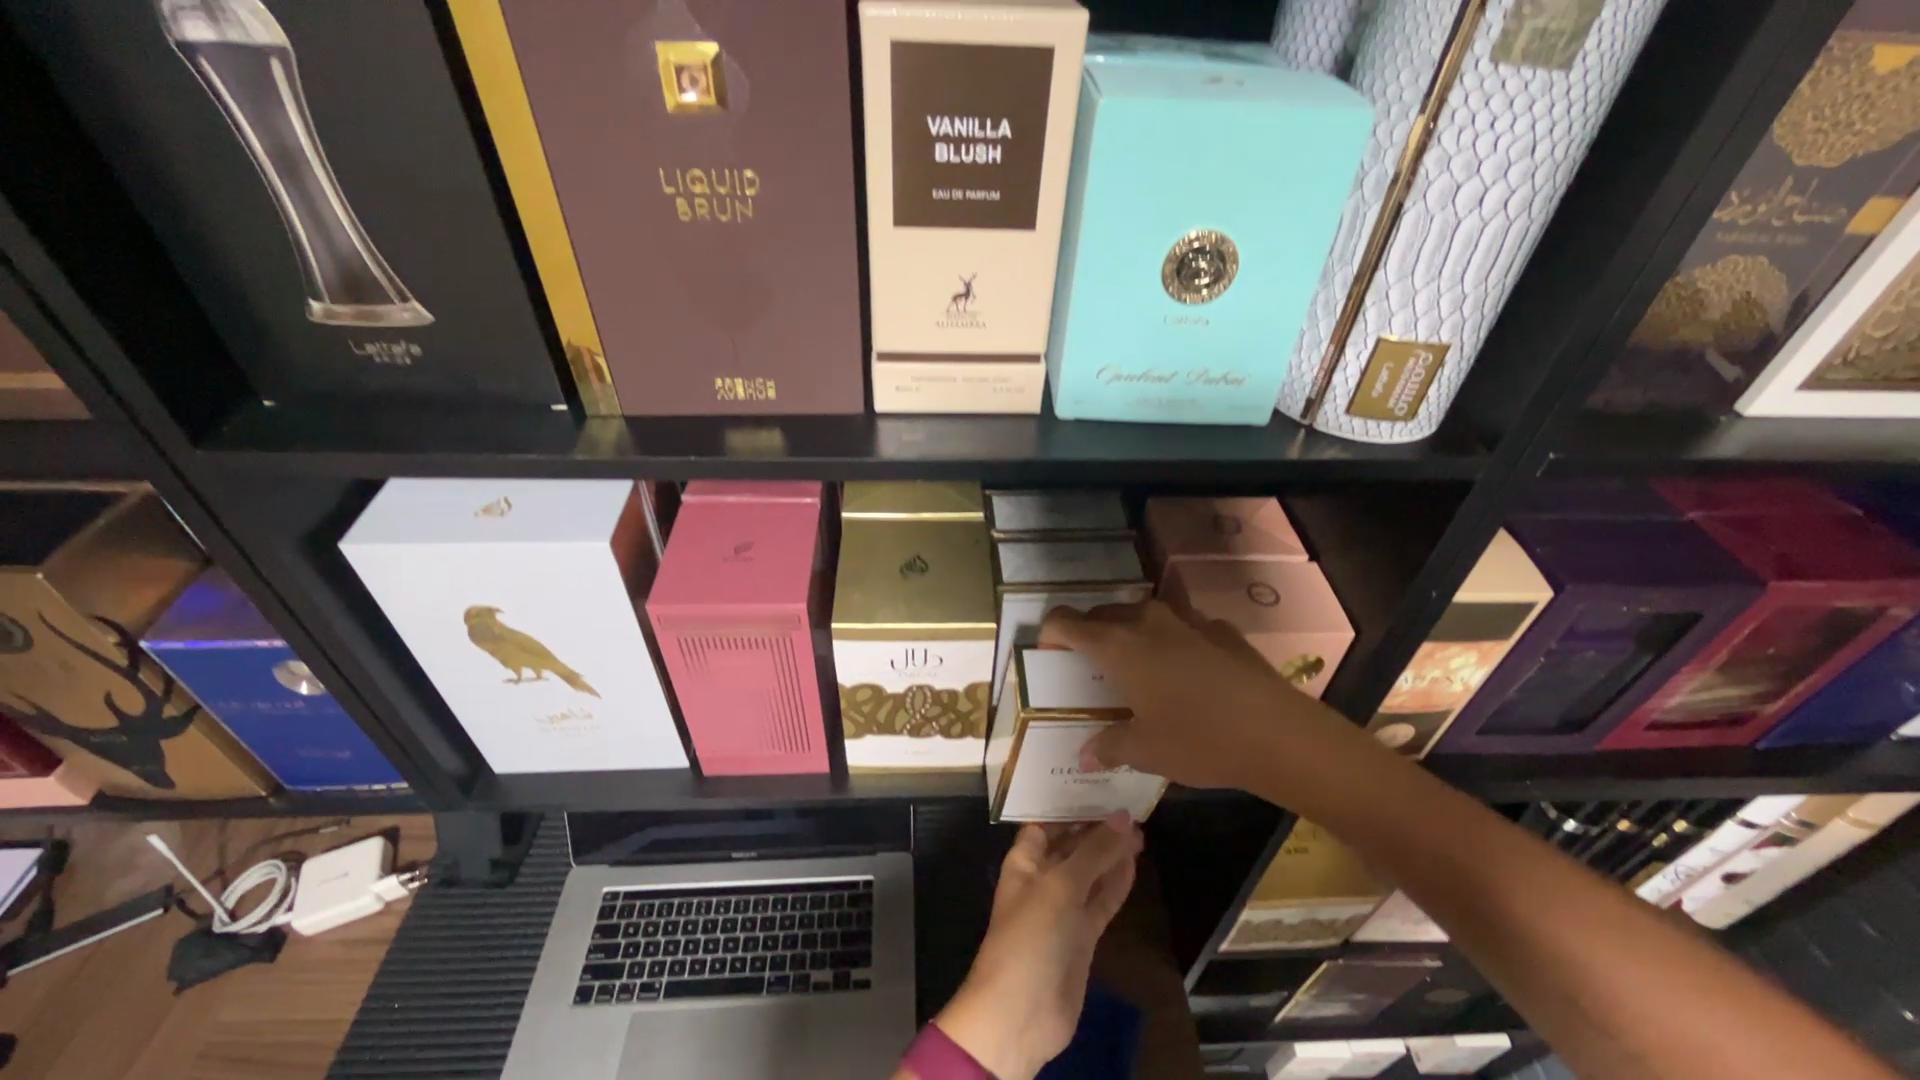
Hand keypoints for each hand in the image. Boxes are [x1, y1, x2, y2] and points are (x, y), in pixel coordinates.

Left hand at [932, 815, 1141, 1079]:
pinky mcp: (1082, 935)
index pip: (1046, 823)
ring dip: (1111, 852)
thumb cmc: (1030, 938)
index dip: (1068, 804)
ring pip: (1090, 872)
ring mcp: (1063, 909)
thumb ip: (1094, 852)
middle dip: (1096, 826)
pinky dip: (1116, 881)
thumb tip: (1124, 817)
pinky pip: (1101, 899)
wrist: (1022, 1012)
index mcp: (1024, 862)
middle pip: (1071, 845)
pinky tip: (1134, 861)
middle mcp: (1043, 880)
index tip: (1098, 783)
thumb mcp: (1061, 887)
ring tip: (1140, 828)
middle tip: (1130, 803)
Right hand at [1039, 600, 1371, 792]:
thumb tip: (1087, 754)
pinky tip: (1187, 674)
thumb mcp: (1146, 751)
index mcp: (1120, 646)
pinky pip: (1184, 628)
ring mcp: (1190, 621)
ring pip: (1146, 615)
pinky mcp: (1223, 630)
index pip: (1069, 622)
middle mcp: (1149, 622)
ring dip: (1133, 633)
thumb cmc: (1199, 740)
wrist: (1278, 733)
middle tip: (1090, 665)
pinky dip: (1173, 643)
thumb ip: (1110, 745)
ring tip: (1136, 666)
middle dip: (1091, 632)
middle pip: (1105, 613)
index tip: (1048, 651)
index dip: (1051, 632)